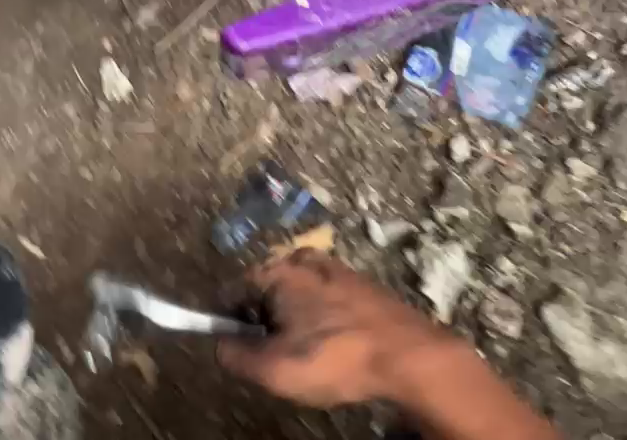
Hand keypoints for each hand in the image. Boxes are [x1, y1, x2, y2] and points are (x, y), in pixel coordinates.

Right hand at [218, 250, 458, 408]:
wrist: (407, 354)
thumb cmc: (333, 358)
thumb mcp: (274, 369)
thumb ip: (235, 355)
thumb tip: (219, 344)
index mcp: (275, 272)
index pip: (232, 289)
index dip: (227, 320)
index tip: (238, 348)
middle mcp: (300, 258)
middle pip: (265, 288)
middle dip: (263, 318)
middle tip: (275, 353)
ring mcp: (334, 266)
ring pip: (297, 290)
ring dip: (294, 316)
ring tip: (307, 350)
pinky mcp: (359, 281)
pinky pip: (324, 295)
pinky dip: (321, 314)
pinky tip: (334, 341)